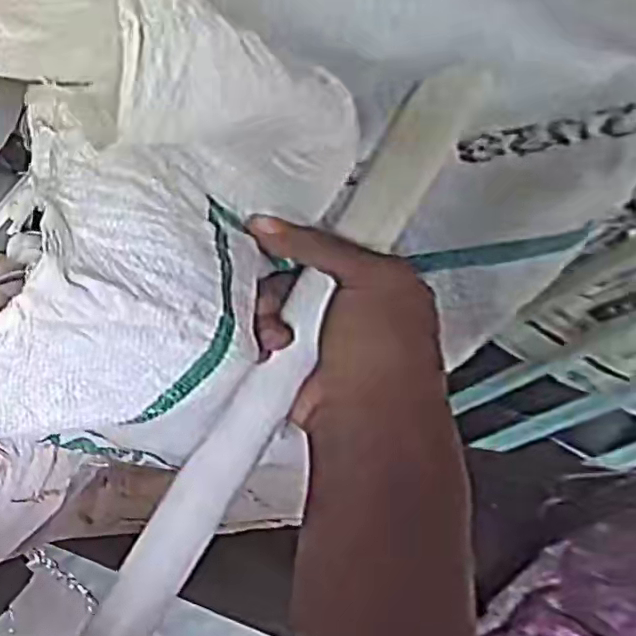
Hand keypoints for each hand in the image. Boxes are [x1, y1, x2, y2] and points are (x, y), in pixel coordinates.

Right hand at [249, 216, 443, 428]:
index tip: (263, 238)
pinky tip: (268, 348)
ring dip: (262, 316)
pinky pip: (251, 328)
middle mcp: (341, 300)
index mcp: (374, 278)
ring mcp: (310, 328)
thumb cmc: (384, 350)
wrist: (360, 411)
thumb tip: (265, 224)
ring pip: (263, 302)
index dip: (292, 241)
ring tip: (278, 337)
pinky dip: (254, 335)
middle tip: (280, 303)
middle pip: (282, 273)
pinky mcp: (282, 351)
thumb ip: (318, 247)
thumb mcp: (369, 280)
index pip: (320, 245)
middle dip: (272, 287)